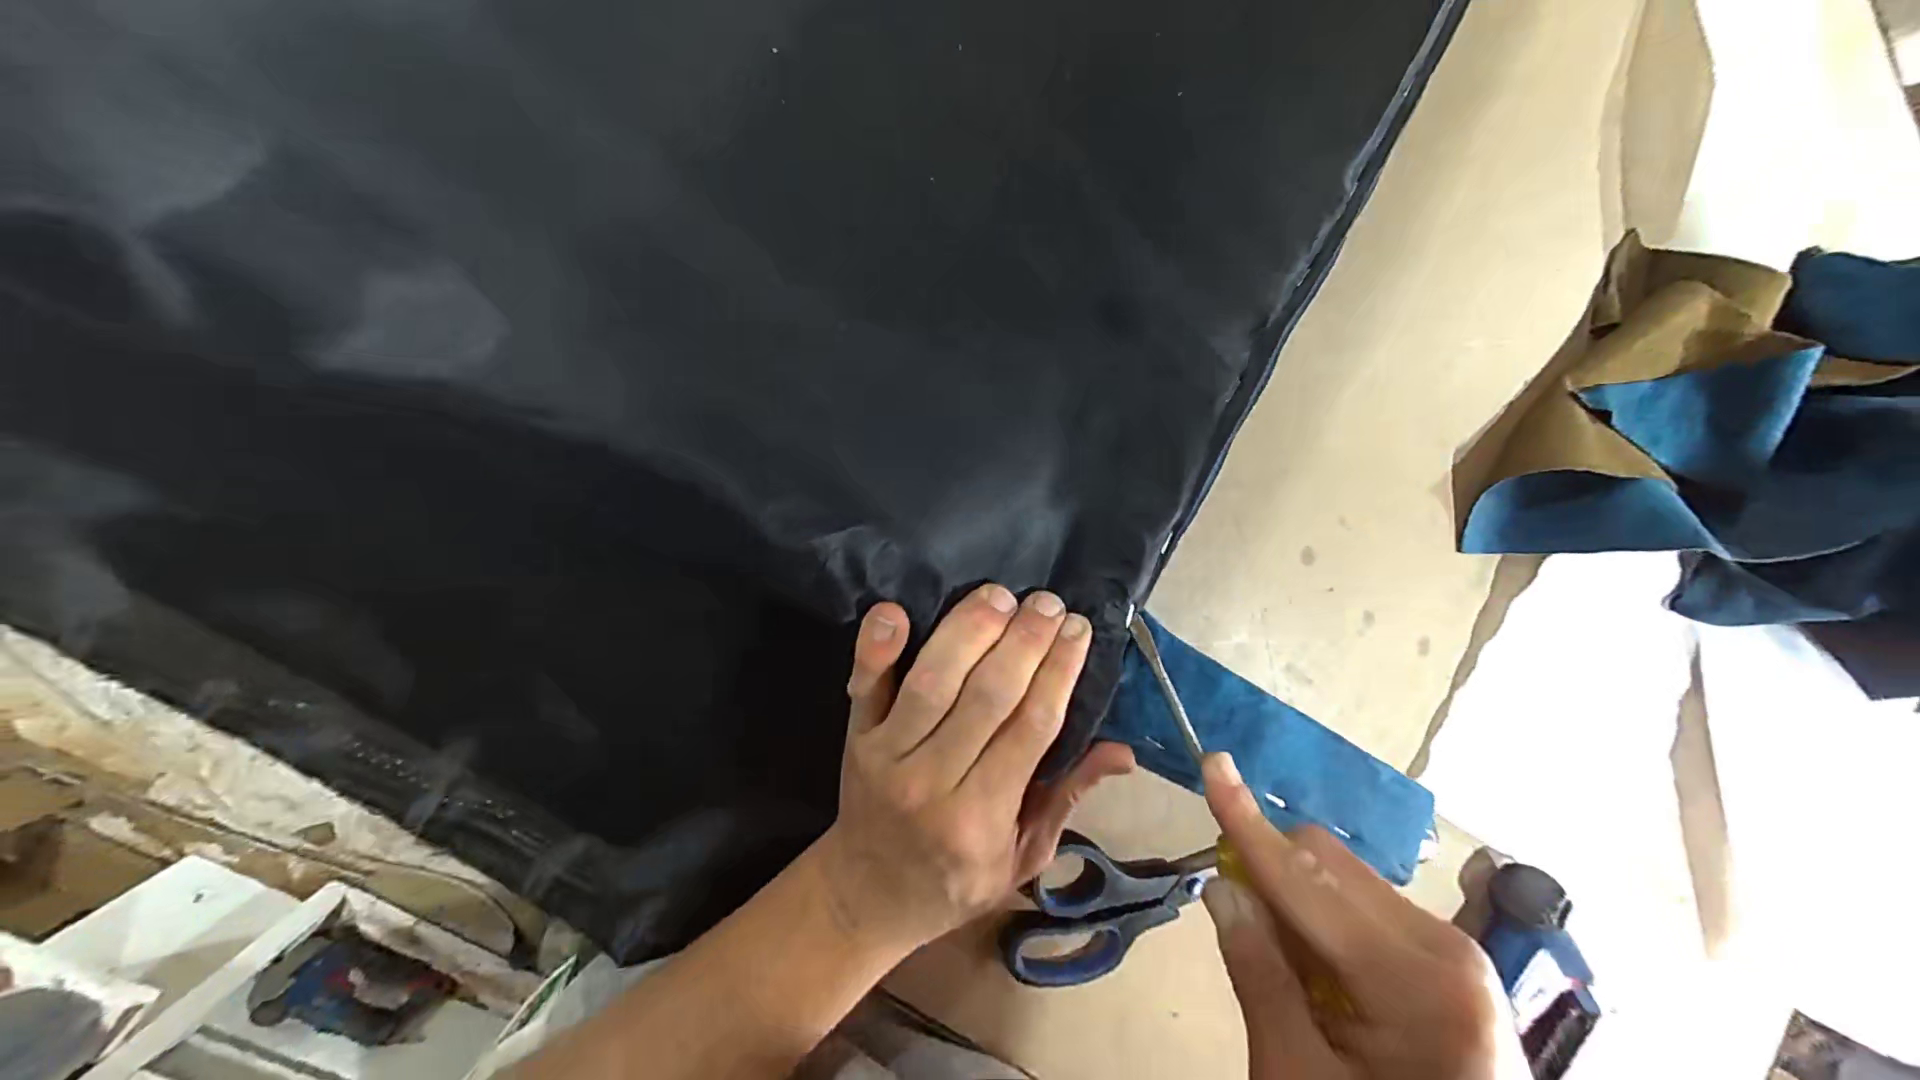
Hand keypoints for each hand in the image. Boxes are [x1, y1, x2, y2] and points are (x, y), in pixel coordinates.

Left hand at [811, 584, 1135, 954]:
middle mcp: (932, 781)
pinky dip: (877, 647)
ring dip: (969, 630)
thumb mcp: (1023, 857)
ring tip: (1001, 597)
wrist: (867, 895)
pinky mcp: (855, 736)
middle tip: (1049, 603)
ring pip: (933, 680)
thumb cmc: (956, 880)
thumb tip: (1122, 752)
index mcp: (981, 817)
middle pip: (987, 695)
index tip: (1078, 629)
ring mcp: (887, 755)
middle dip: (1025, 641)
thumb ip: (1067, 797)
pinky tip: (896, 609)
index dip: (1059, 672)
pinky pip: (864, 685)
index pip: (1031, 727)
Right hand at [1200, 754, 1528, 1079]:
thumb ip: (1259, 975)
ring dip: (1295, 901)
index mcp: (1417, 984)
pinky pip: (1365, 904)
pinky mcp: (1454, 961)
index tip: (1214, 763)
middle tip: (1241, 923)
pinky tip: (1327, 981)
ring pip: (1342, 878)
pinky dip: (1324, 922)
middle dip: (1269, 872)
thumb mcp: (1296, 1077)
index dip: (1246, 822)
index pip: (1304, 879)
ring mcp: (1456, 951)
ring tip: (1295, 976)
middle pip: (1326, 864)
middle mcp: (1446, 948)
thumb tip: (1223, 888)